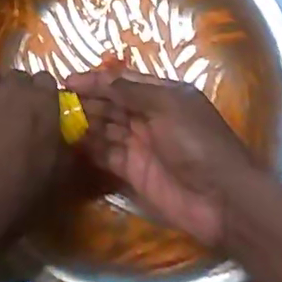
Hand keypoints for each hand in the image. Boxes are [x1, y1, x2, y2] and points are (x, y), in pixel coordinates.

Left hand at [0, 64, 69, 244]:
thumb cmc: (15, 199)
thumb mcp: (56, 181)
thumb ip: (65, 150)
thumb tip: (65, 138)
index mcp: (42, 103)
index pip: (46, 82)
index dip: (42, 99)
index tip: (38, 118)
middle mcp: (12, 84)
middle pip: (17, 79)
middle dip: (16, 96)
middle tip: (11, 124)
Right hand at [64, 69, 267, 248]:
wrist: (225, 202)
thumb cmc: (198, 143)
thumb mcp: (166, 105)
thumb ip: (130, 90)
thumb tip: (100, 79)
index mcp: (161, 95)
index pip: (121, 81)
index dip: (95, 79)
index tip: (67, 80)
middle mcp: (149, 116)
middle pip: (110, 103)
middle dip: (86, 99)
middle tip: (56, 100)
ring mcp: (141, 144)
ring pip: (105, 127)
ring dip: (84, 122)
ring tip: (57, 118)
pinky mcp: (135, 171)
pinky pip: (106, 154)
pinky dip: (89, 147)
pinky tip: (69, 142)